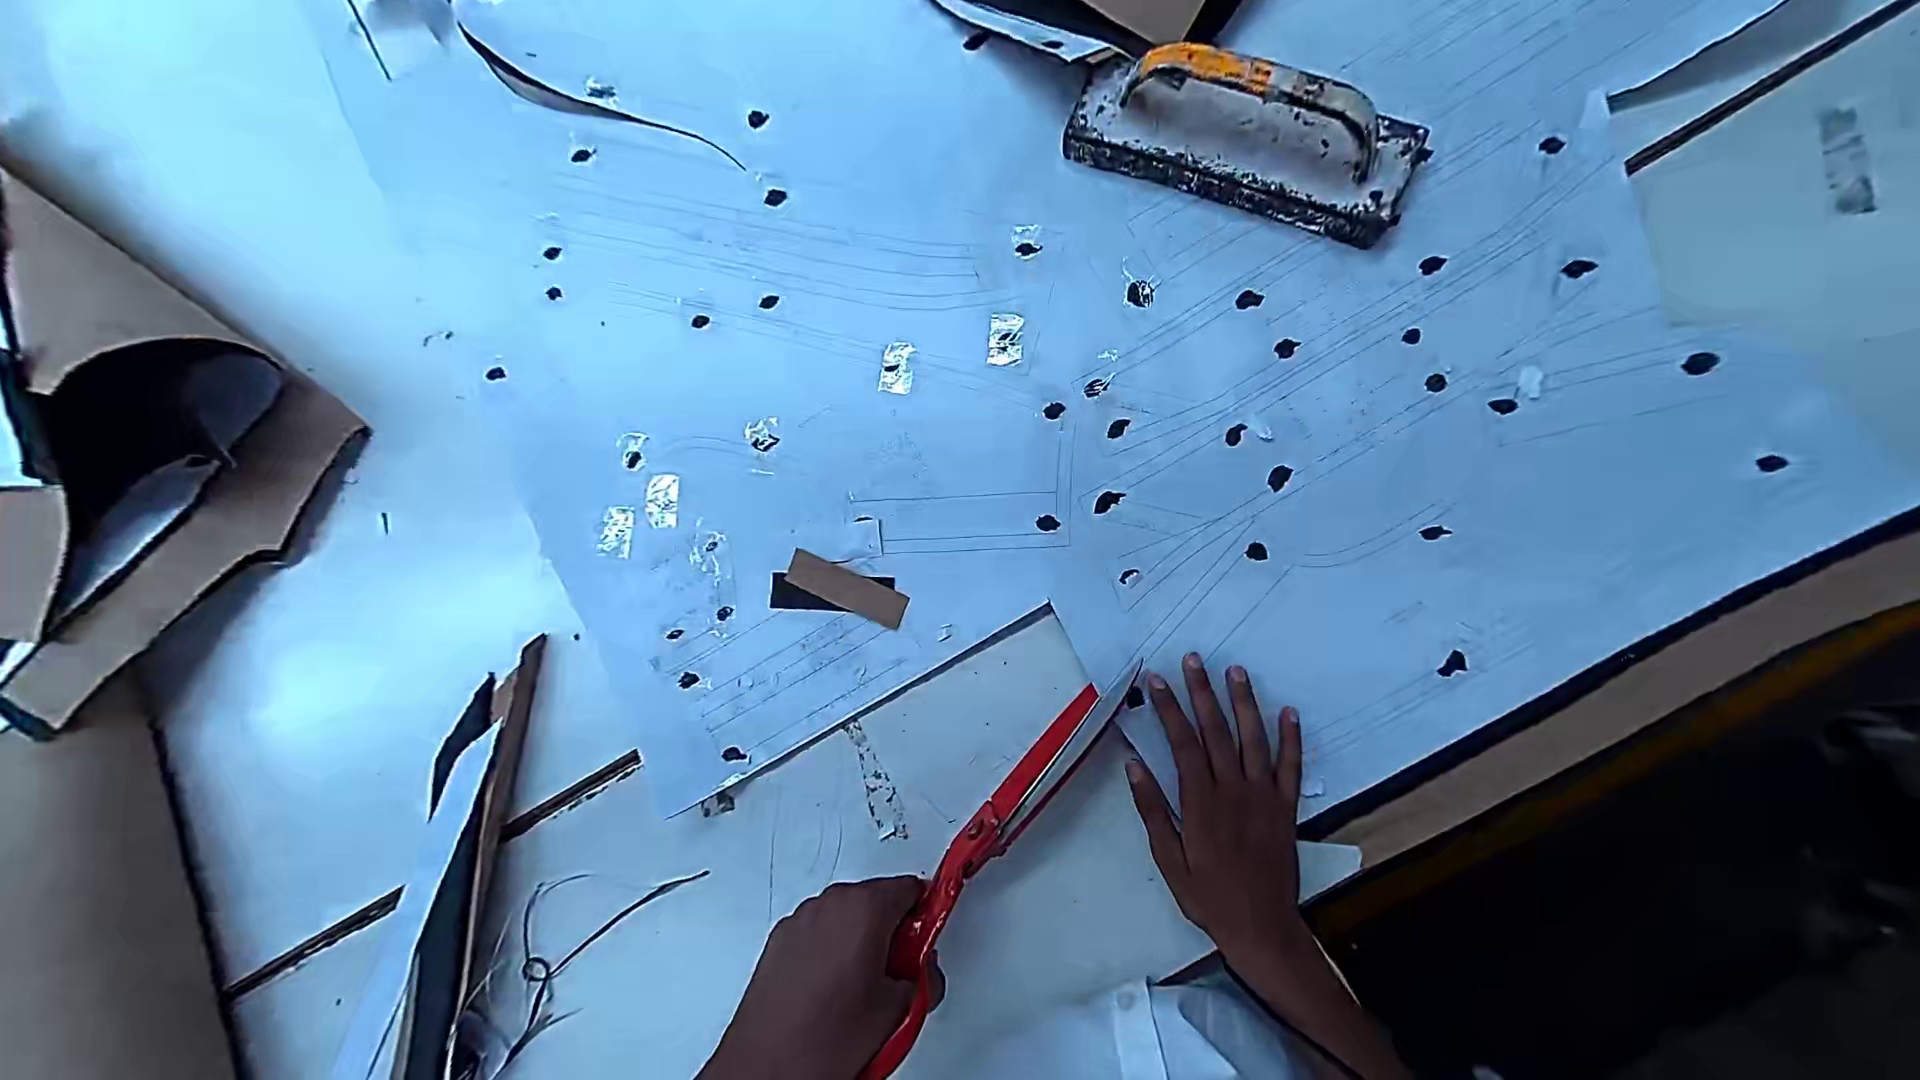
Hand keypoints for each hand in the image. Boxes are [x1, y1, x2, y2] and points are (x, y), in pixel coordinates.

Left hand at [698, 876, 943, 1079]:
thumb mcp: (897, 1011)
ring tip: (859, 992)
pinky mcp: (781, 937)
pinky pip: (819, 930)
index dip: (924, 913)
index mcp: (865, 908)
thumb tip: (925, 971)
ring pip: (847, 915)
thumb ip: (923, 976)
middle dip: (891, 931)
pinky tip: (830, 992)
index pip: (911, 888)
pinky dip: (829, 949)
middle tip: (896, 972)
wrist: (765, 1070)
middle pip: (878, 899)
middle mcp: (832, 903)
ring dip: (859, 940)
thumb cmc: (819, 1043)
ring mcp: (803, 918)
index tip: (926, 932)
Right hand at [1127, 654, 1412, 1079]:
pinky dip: (1292, 739)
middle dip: (1202, 692)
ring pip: (1253, 740)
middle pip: (1216, 731)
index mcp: (1201, 801)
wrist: (1263, 929)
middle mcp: (1233, 789)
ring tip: (1236, 671)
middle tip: (1194, 659)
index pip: (1183, 742)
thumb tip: (1134, 764)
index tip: (1156, 679)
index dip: (1169, 708)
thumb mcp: (1168, 859)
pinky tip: (1289, 712)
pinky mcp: (1285, 807)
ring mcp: (1264, 796)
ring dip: (1244, 703)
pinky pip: (1290, 767)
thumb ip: (1152, 810)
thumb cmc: (1208, 895)